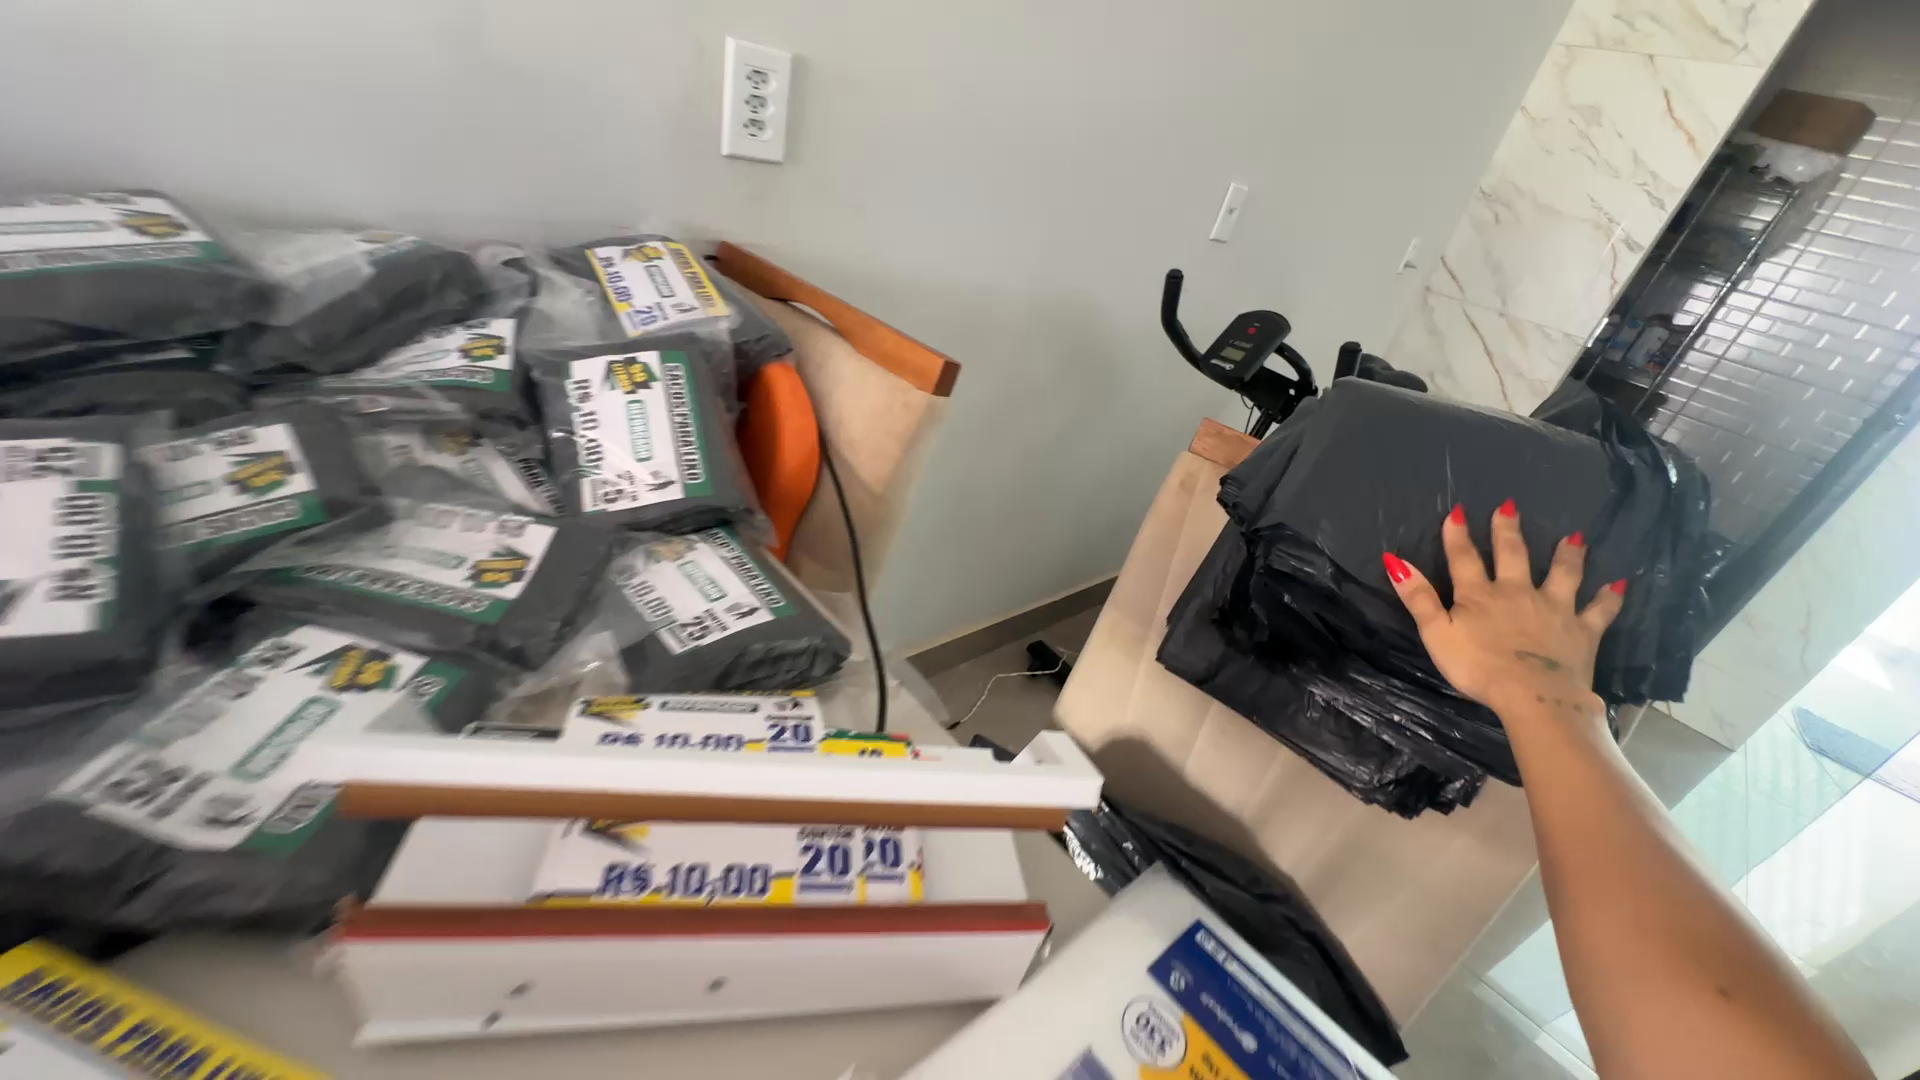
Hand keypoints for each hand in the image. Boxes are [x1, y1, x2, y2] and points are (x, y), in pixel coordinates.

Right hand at [1383, 499, 1625, 725]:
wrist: (1532, 695)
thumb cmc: (1477, 667)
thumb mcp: (1436, 633)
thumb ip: (1418, 597)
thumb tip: (1396, 560)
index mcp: (1479, 595)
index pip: (1464, 559)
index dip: (1458, 535)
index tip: (1458, 511)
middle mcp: (1517, 593)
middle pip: (1513, 556)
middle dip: (1508, 531)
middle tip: (1510, 507)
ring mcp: (1554, 609)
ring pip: (1562, 574)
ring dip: (1567, 555)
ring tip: (1574, 537)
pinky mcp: (1583, 630)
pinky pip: (1600, 610)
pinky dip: (1610, 598)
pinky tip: (1619, 585)